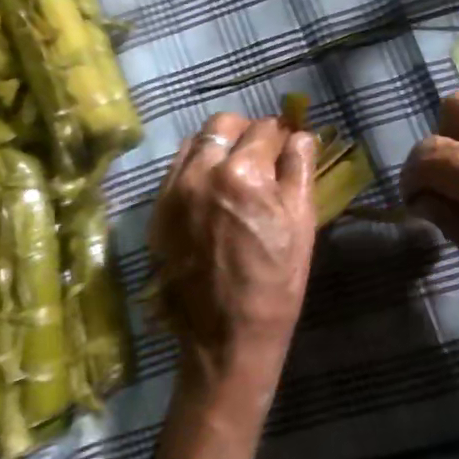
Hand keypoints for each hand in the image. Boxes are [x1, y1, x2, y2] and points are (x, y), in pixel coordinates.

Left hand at [151, 113, 317, 372]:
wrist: (227, 332)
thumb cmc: (276, 282)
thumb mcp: (300, 224)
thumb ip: (299, 170)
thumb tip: (299, 136)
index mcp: (242, 172)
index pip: (265, 129)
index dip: (282, 136)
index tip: (288, 149)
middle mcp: (199, 172)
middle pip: (222, 126)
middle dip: (246, 133)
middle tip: (261, 157)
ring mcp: (172, 191)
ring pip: (194, 144)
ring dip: (217, 148)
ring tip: (234, 174)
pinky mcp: (158, 212)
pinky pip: (176, 172)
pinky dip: (195, 170)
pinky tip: (211, 194)